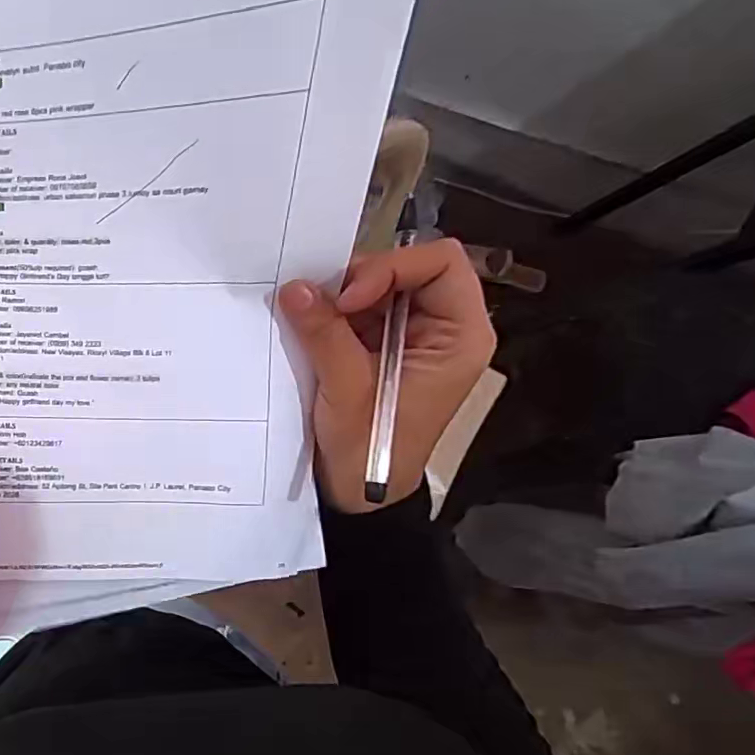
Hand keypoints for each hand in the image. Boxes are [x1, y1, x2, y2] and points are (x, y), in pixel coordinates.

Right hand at [279, 237, 494, 512]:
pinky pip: (357, 311)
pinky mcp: (379, 346)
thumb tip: (295, 287)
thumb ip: (325, 335)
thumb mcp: (346, 391)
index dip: (391, 269)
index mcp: (458, 336)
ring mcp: (408, 336)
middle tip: (319, 308)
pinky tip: (310, 330)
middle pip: (407, 269)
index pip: (441, 264)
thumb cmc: (369, 450)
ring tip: (310, 320)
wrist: (357, 490)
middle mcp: (440, 328)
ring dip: (339, 298)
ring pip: (377, 287)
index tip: (346, 300)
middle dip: (358, 281)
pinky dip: (330, 314)